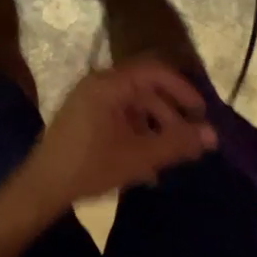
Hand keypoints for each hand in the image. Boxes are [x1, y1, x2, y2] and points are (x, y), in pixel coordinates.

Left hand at [21, 60, 217, 205]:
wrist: (43, 186)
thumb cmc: (91, 165)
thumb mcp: (139, 156)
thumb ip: (177, 143)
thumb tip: (213, 134)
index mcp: (109, 84)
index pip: (155, 71)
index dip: (182, 89)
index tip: (201, 112)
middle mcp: (98, 84)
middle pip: (145, 88)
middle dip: (170, 113)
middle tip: (190, 138)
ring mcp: (88, 100)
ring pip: (133, 105)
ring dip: (155, 126)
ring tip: (171, 154)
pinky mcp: (84, 117)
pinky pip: (119, 116)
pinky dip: (137, 132)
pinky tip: (147, 163)